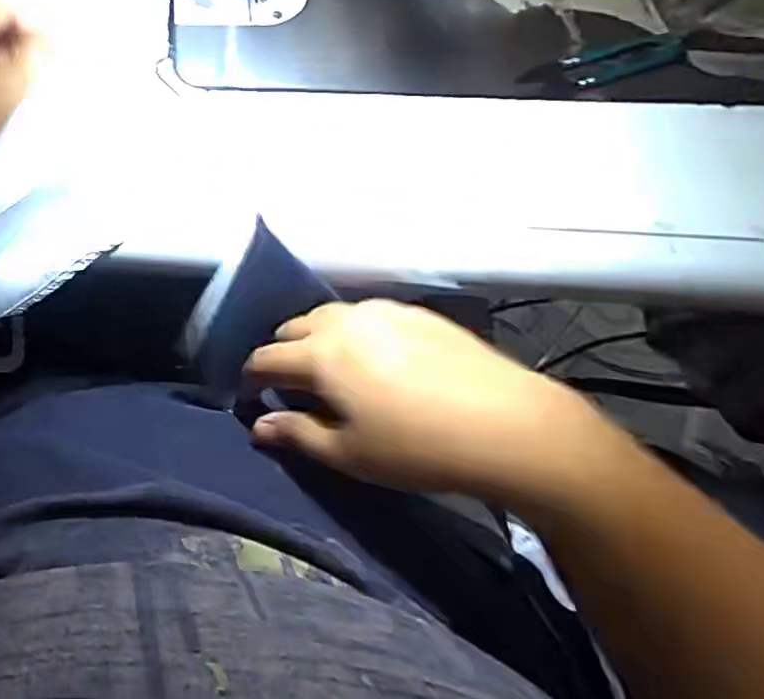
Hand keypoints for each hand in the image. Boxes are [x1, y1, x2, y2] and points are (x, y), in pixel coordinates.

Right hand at [244, 300, 638, 510]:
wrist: (512, 426)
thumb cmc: (419, 447)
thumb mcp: (350, 454)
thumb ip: (297, 435)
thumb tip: (258, 427)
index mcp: (320, 354)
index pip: (265, 358)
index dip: (251, 379)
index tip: (252, 399)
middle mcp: (343, 321)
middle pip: (292, 327)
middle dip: (282, 353)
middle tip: (294, 386)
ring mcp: (382, 310)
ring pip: (330, 315)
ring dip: (317, 337)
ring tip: (334, 369)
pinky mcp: (416, 312)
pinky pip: (367, 315)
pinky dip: (355, 332)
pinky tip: (378, 359)